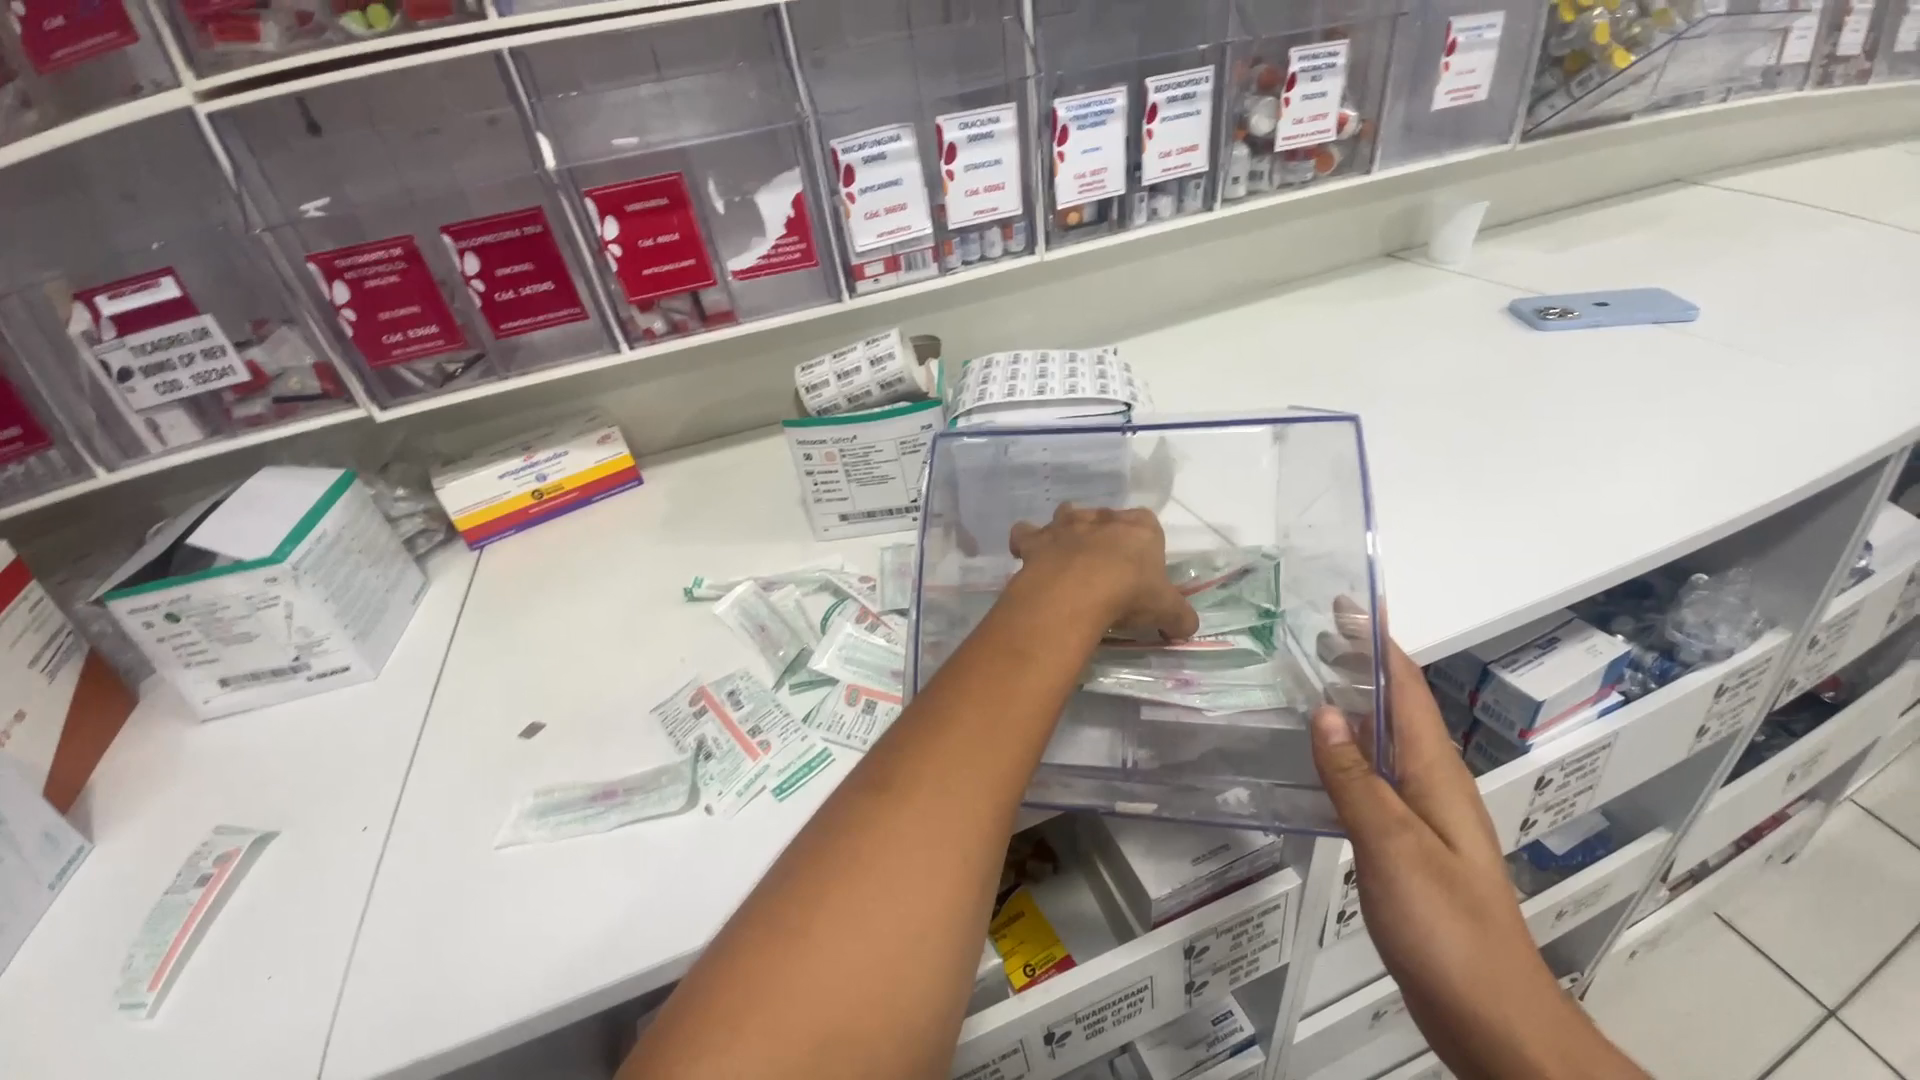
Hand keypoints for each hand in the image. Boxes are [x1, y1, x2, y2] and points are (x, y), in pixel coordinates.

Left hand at [1008, 505, 1198, 641]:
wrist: (1079, 591)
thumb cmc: (1131, 593)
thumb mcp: (1167, 610)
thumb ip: (1180, 617)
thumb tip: (1188, 628)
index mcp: (1140, 528)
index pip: (1148, 524)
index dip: (1143, 544)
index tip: (1140, 568)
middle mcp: (1101, 519)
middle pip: (1105, 518)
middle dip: (1104, 535)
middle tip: (1103, 567)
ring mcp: (1065, 526)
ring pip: (1065, 516)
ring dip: (1066, 532)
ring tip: (1067, 558)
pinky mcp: (1035, 541)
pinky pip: (1025, 534)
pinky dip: (1026, 543)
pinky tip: (1029, 559)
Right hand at [1309, 626, 1646, 1079]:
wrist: (1491, 1014)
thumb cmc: (1447, 926)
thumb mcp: (1392, 846)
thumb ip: (1355, 779)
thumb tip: (1324, 711)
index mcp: (1437, 775)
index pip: (1407, 690)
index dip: (1379, 642)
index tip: (1347, 601)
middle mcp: (1433, 786)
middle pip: (1397, 710)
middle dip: (1363, 665)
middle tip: (1313, 634)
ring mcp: (1422, 819)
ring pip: (1384, 745)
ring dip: (1354, 707)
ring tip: (1310, 683)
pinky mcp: (1408, 849)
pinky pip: (1374, 782)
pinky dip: (1347, 756)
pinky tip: (1321, 762)